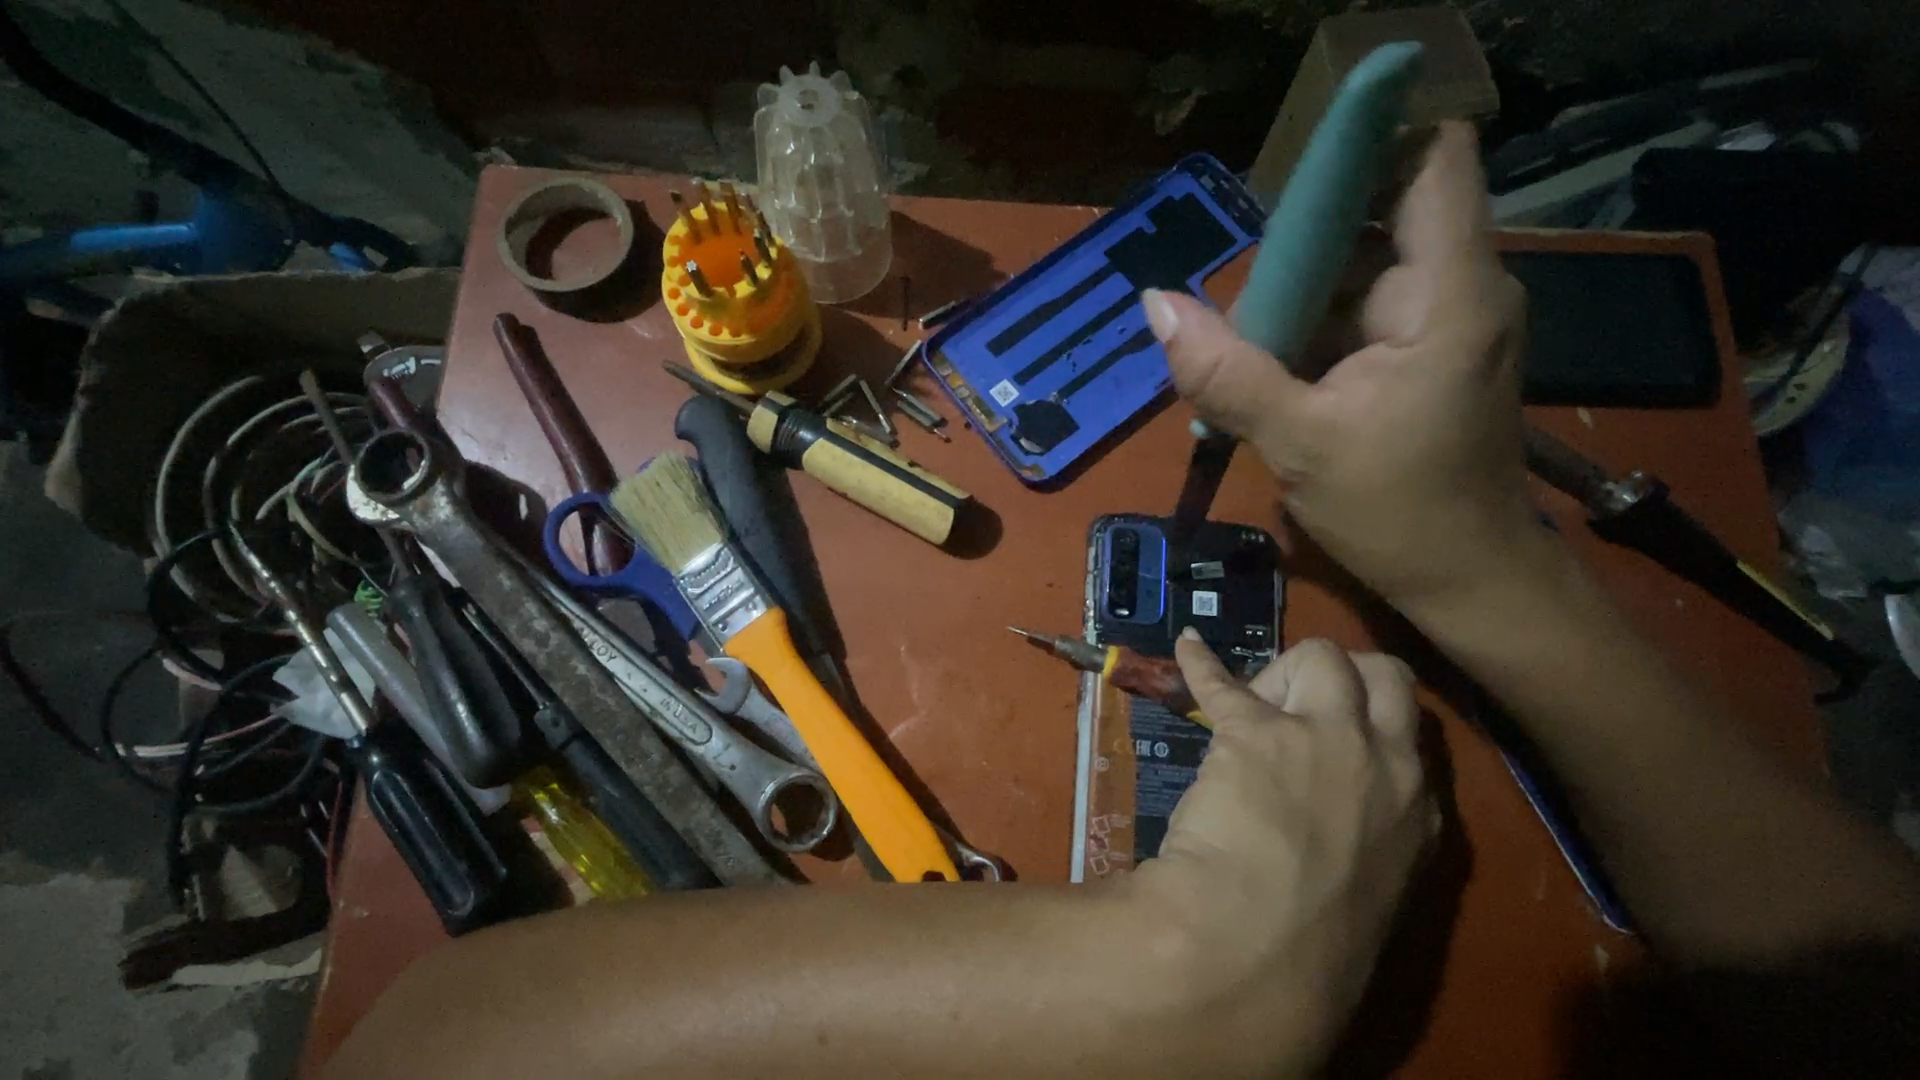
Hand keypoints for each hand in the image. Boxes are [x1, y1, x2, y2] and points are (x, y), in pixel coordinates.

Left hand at [1128, 633, 1433, 1073]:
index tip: (1333, 734)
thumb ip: (1365, 849)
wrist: (1253, 952)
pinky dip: (1201, 664)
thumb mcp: (1368, 895)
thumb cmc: (1310, 946)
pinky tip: (1187, 648)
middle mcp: (1386, 764)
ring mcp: (1324, 739)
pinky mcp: (1256, 732)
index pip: (1411, 736)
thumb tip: (1327, 832)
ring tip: (1252, 695)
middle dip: (1346, 675)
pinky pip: (1224, 680)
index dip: (1369, 724)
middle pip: (1385, 675)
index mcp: (1419, 812)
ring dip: (1286, 669)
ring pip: (1322, 657)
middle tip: (1300, 703)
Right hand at [1144, 122, 1545, 612]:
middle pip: (1372, 218)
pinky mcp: (1425, 350)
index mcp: (1448, 295)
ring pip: (1355, 269)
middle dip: (1298, 255)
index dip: (1367, 146)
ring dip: (1294, 304)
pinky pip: (1357, 312)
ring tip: (1245, 359)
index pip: (1431, 161)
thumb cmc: (1398, 513)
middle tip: (1241, 318)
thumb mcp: (1299, 443)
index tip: (1287, 189)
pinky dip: (1310, 334)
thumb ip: (1226, 373)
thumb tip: (1153, 303)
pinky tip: (1271, 377)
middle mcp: (1456, 288)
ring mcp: (1443, 320)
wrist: (1466, 579)